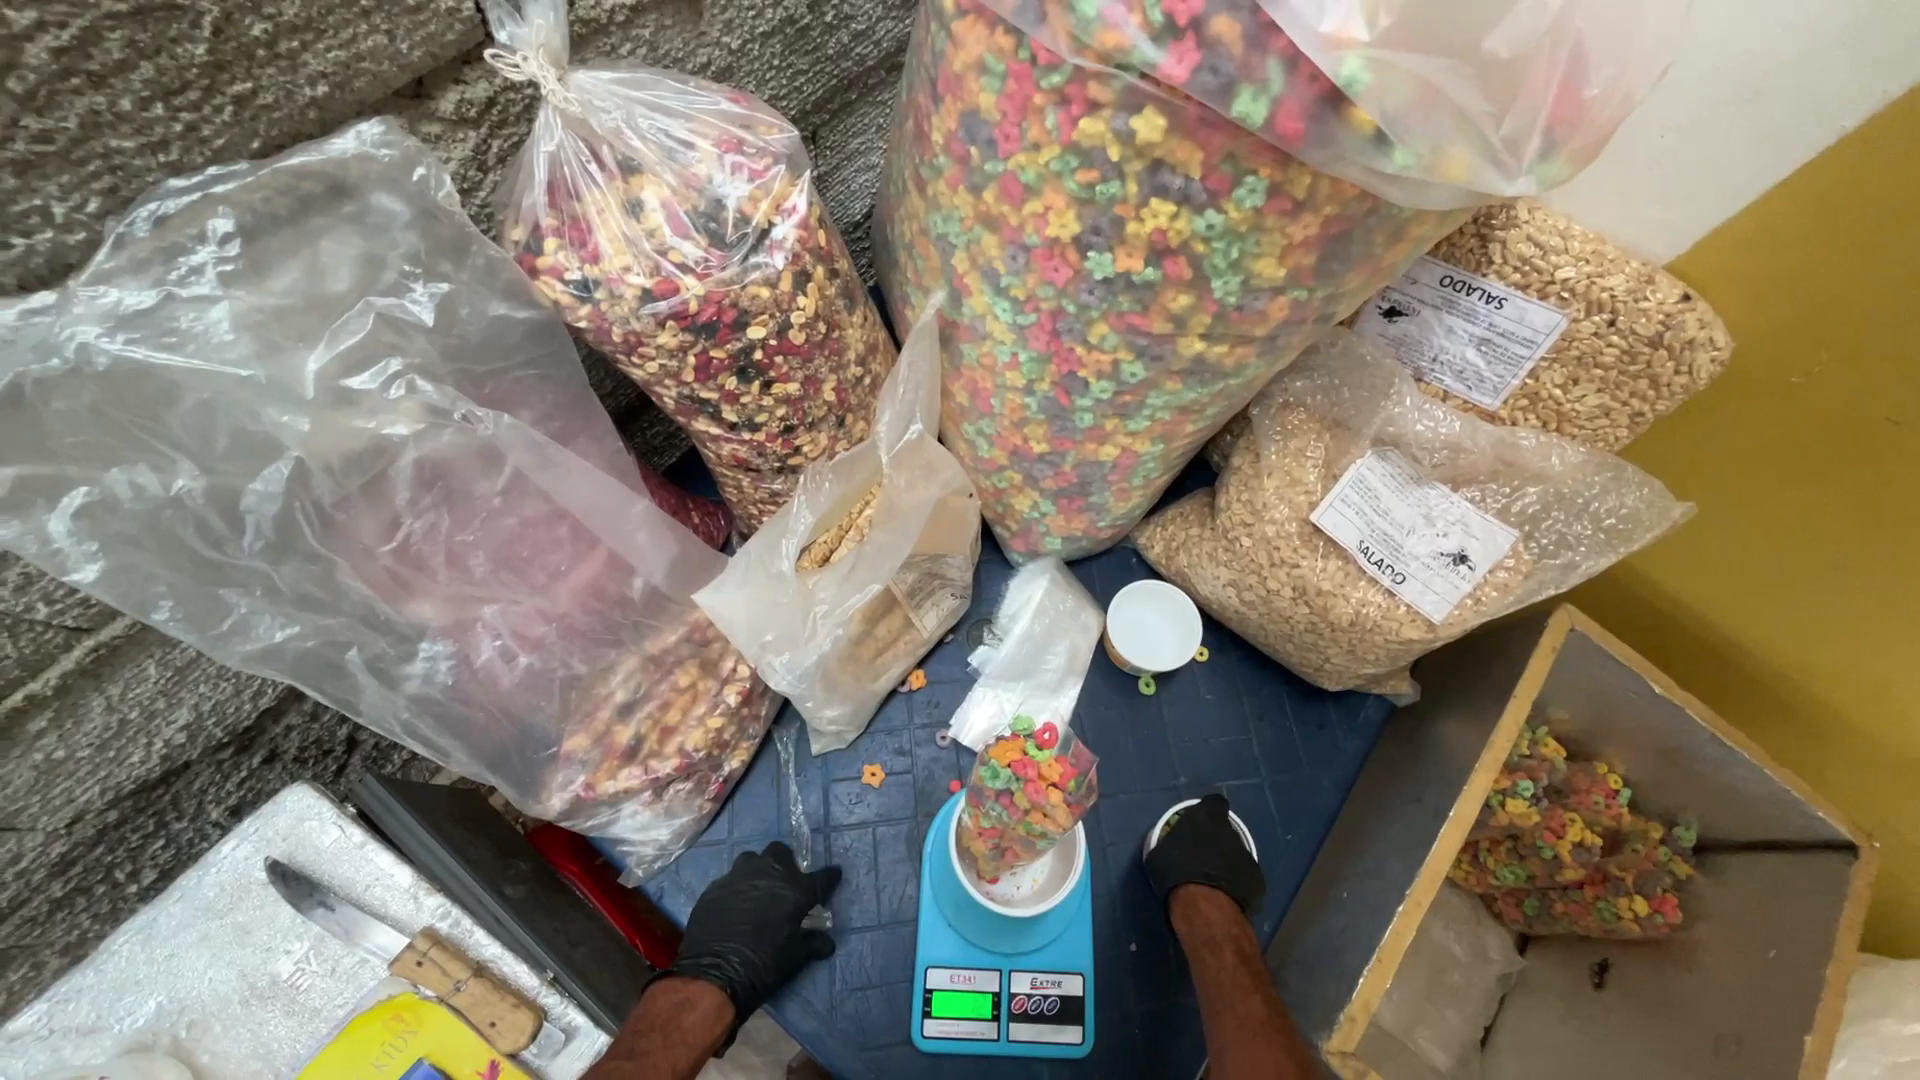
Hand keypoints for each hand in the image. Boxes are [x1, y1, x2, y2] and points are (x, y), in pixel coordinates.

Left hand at [661, 842, 840, 1031]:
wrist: (714, 975)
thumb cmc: (763, 965)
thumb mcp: (795, 957)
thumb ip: (812, 943)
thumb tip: (827, 943)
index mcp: (795, 889)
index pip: (822, 877)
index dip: (829, 877)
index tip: (833, 875)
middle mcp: (769, 874)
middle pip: (781, 852)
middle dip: (786, 863)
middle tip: (785, 883)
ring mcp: (739, 877)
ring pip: (752, 859)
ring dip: (757, 870)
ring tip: (756, 889)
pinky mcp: (715, 887)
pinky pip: (729, 879)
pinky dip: (736, 889)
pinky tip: (733, 906)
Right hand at [1145, 794, 1263, 914]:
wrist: (1204, 908)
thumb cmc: (1175, 873)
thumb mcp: (1160, 854)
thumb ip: (1171, 843)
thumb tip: (1170, 847)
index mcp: (1207, 818)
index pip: (1214, 803)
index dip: (1209, 812)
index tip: (1201, 823)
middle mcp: (1231, 832)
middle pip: (1226, 831)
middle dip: (1217, 842)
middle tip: (1202, 858)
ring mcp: (1248, 857)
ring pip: (1237, 855)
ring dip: (1227, 864)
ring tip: (1212, 881)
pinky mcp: (1258, 882)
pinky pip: (1245, 878)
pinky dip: (1236, 884)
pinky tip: (1223, 896)